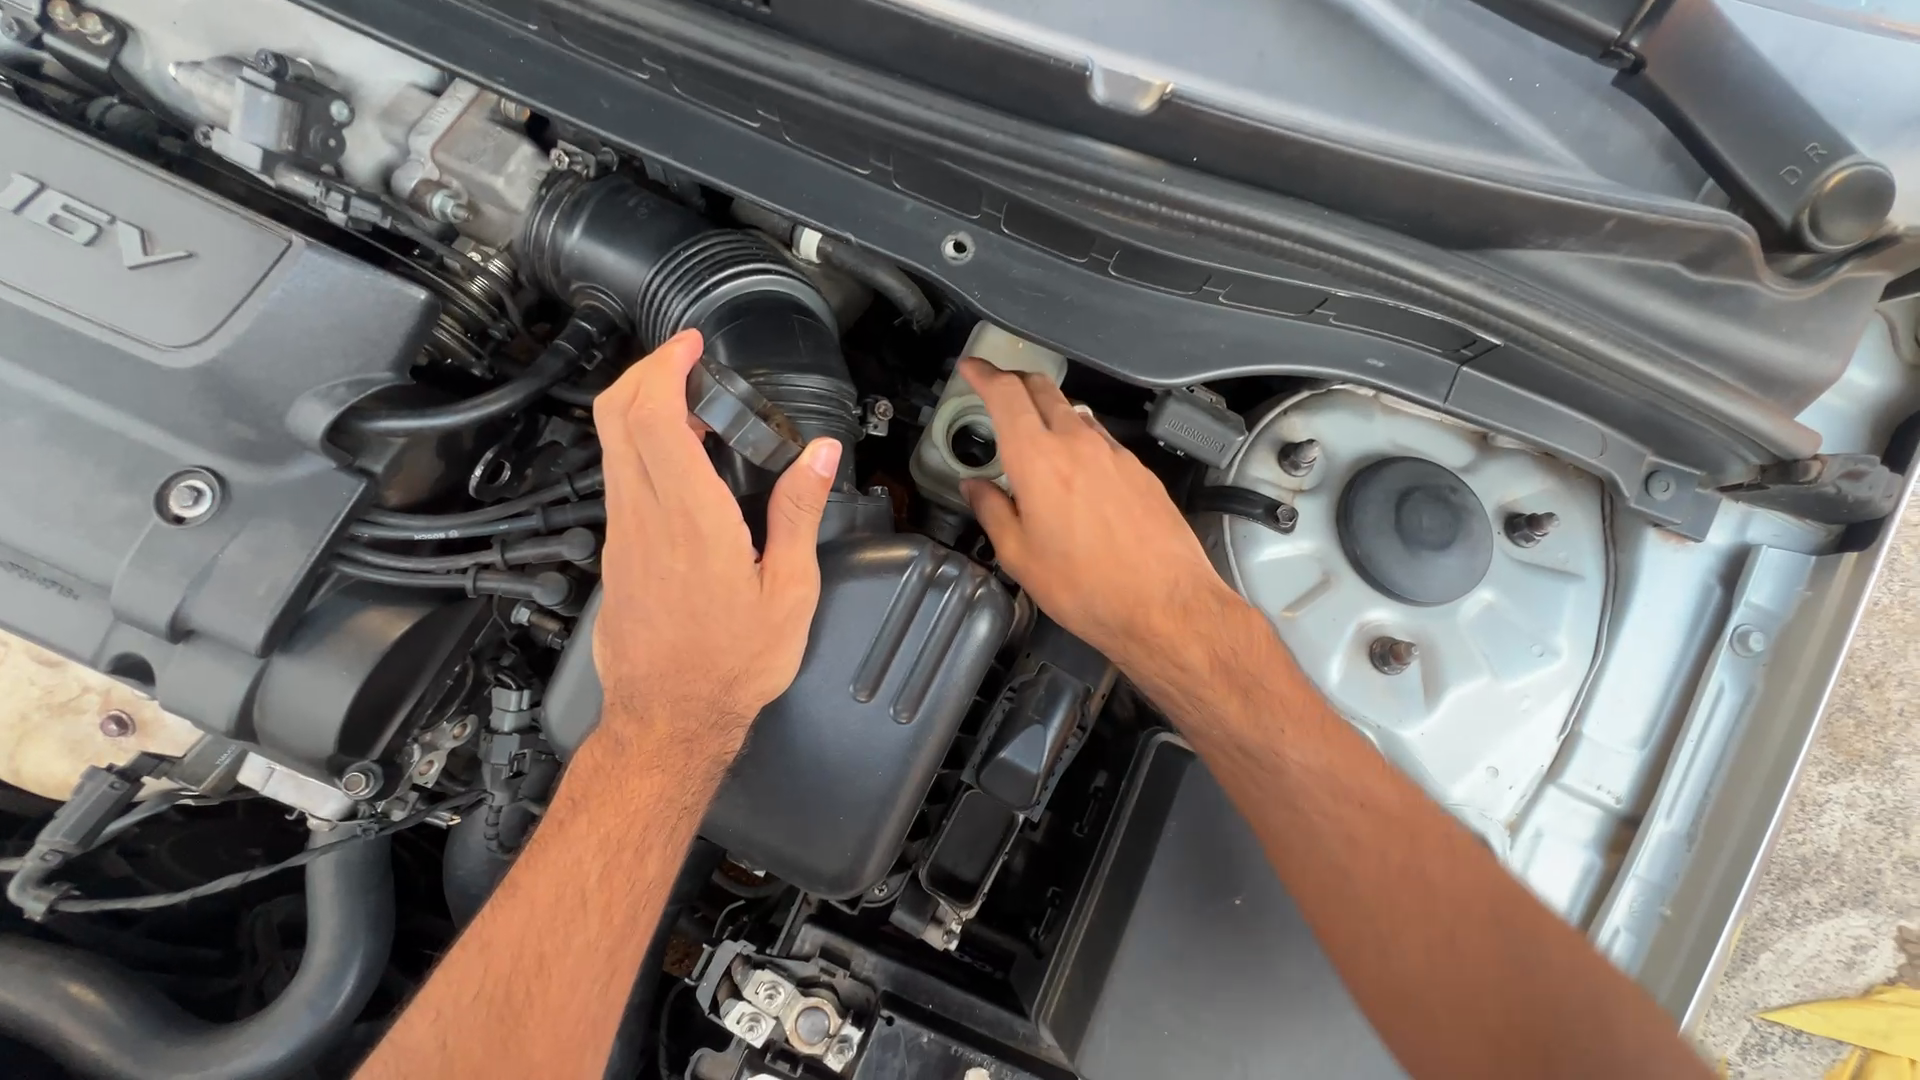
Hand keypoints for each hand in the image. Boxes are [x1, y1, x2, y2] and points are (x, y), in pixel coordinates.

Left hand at [591, 330, 841, 758]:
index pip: (657, 418)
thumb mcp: (790, 590)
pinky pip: (620, 478)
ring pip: (612, 444)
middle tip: (685, 359)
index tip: (690, 346)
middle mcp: (646, 519)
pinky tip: (682, 460)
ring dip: (642, 407)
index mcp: (692, 521)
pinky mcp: (617, 553)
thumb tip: (819, 457)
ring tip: (693, 405)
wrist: (671, 717)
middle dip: (645, 370)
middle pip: (617, 416)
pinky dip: (642, 446)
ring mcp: (623, 535)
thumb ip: (799, 513)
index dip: (667, 367)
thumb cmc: (730, 665)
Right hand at [958, 357, 1246, 672]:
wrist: (1165, 606)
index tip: (972, 369)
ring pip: (1074, 413)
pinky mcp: (1140, 471)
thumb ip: (992, 512)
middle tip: (997, 390)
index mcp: (1038, 460)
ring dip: (1048, 412)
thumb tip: (976, 490)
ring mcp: (1115, 454)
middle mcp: (1079, 445)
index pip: (1006, 394)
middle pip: (1043, 389)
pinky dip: (1079, 440)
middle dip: (1015, 382)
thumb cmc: (1092, 589)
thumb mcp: (1020, 557)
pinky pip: (1102, 440)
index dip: (983, 374)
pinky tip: (1075, 469)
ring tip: (1033, 435)